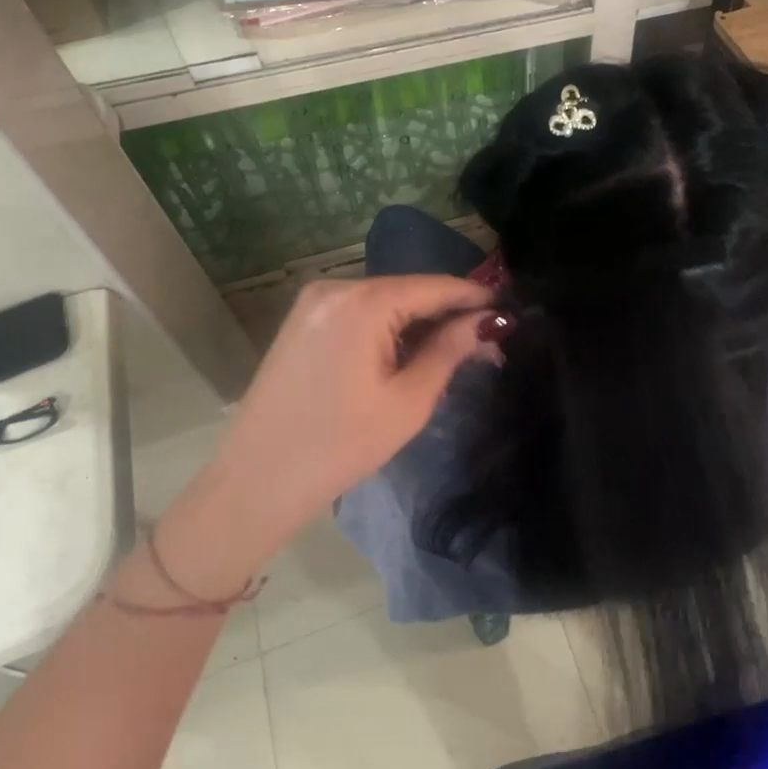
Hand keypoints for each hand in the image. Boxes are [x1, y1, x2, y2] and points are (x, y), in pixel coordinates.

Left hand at [157, 277, 497, 595]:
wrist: (256, 482)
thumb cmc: (340, 446)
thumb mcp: (408, 401)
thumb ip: (450, 350)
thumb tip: (489, 321)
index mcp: (362, 302)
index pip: (435, 287)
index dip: (476, 297)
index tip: (511, 310)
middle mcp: (335, 287)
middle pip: (409, 290)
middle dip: (449, 313)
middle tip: (489, 340)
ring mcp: (313, 303)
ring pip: (385, 301)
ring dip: (420, 322)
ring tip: (458, 350)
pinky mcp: (302, 322)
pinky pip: (360, 313)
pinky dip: (389, 328)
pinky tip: (411, 352)